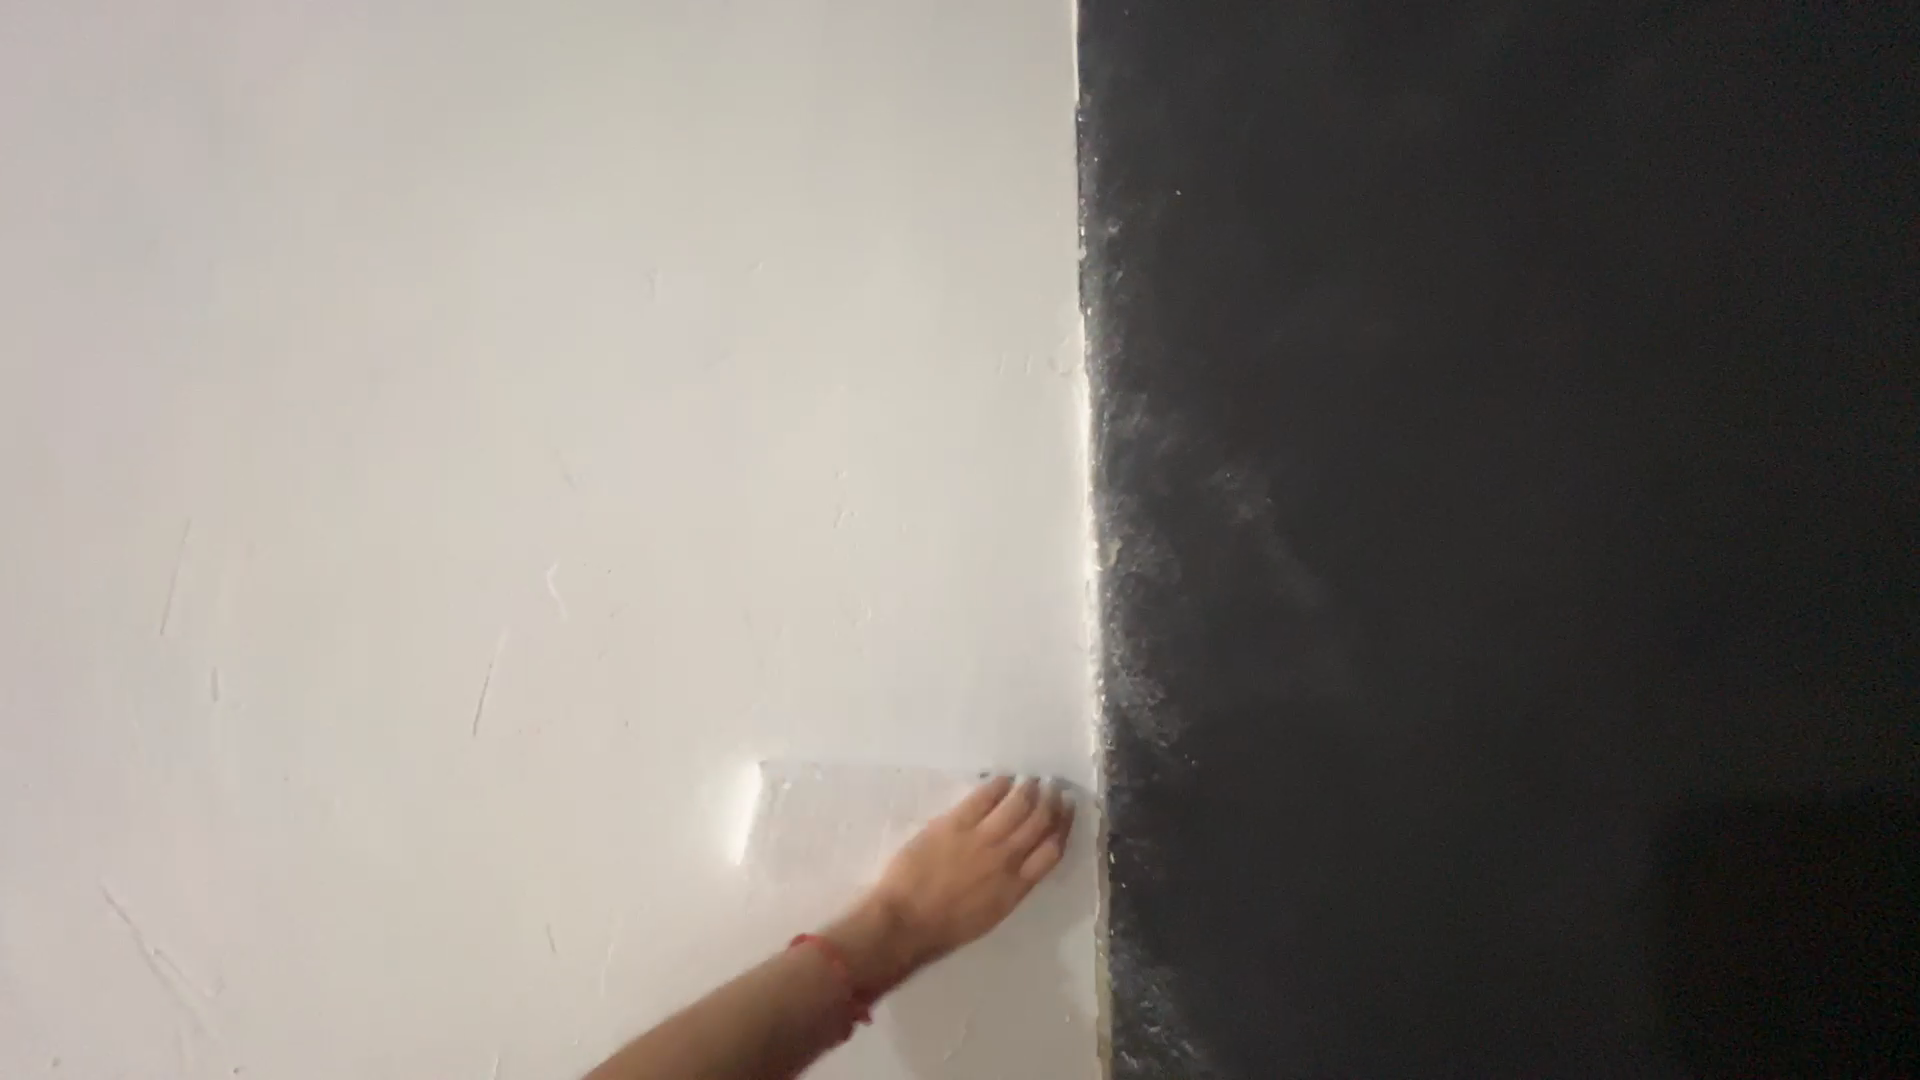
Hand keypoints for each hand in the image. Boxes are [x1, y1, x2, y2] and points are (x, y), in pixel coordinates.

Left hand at [827, 776, 1073, 987]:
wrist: (905, 922)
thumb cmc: (945, 927)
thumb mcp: (991, 914)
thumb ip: (1010, 886)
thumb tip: (1020, 862)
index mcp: (1016, 888)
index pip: (1052, 851)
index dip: (1064, 826)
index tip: (1068, 810)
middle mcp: (1006, 860)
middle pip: (1039, 823)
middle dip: (1051, 802)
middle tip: (1055, 788)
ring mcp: (982, 839)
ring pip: (1017, 805)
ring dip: (1029, 790)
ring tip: (1033, 781)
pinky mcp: (956, 823)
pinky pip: (984, 797)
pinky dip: (998, 785)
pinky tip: (1002, 779)